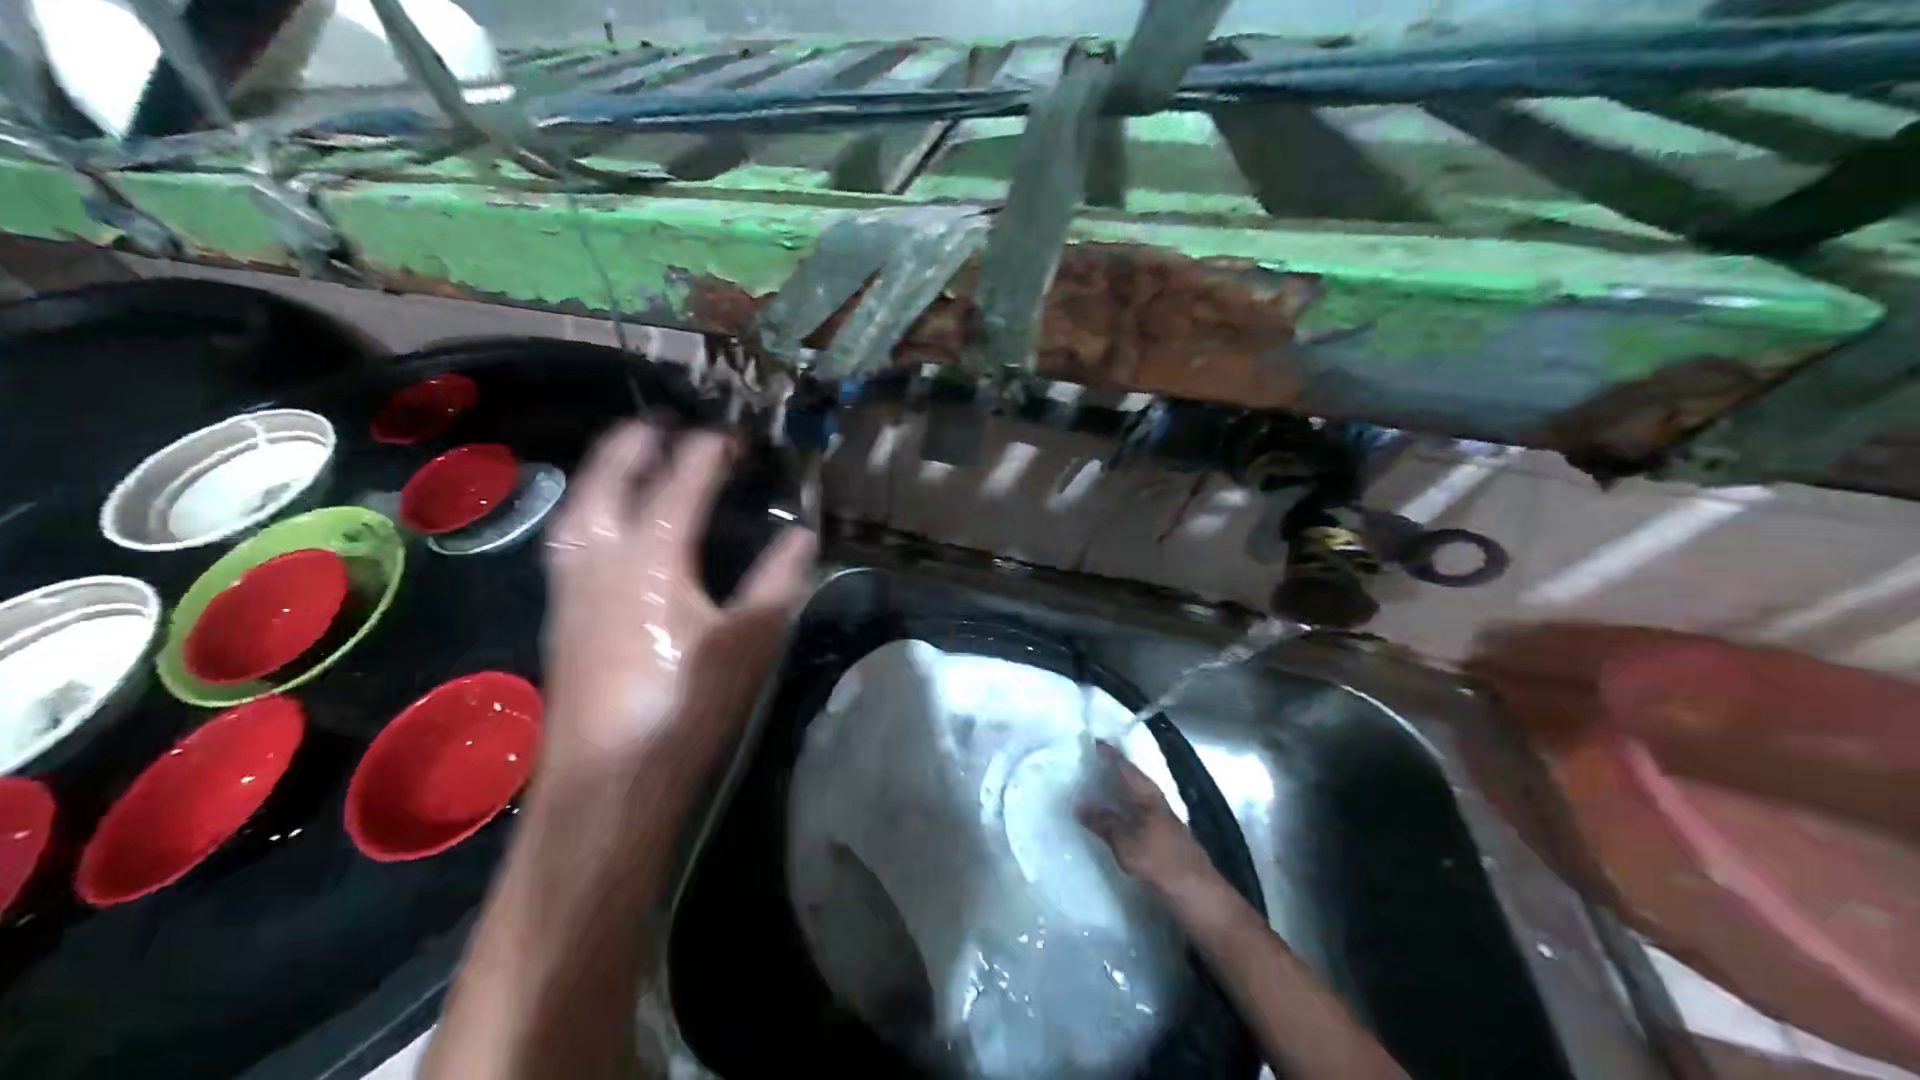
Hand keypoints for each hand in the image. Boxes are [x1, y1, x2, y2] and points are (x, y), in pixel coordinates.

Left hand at [540, 422, 814, 777]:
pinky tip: (601, 534)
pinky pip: (567, 547)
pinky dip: (585, 517)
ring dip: (599, 478)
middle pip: (606, 486)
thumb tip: (803, 536)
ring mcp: (572, 594)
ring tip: (622, 462)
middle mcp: (600, 565)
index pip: (679, 488)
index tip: (729, 436)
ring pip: (574, 515)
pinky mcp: (562, 624)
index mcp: (650, 563)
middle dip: (631, 448)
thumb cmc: (686, 710)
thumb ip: (778, 584)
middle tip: (658, 425)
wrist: (610, 787)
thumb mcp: (749, 646)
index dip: (705, 456)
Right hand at [1077, 740, 1217, 898]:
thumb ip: (1102, 820)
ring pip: (1134, 795)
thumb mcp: (1123, 840)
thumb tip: (1078, 803)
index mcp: (1147, 793)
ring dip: (1117, 790)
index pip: (1124, 765)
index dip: (1108, 754)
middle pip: (1131, 778)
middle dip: (1112, 770)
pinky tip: (1112, 816)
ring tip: (1094, 787)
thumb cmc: (1157, 859)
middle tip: (1088, 764)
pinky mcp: (1162, 836)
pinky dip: (1122, 808)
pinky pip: (1136, 812)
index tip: (1091, 742)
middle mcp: (1155, 800)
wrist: (1194, 891)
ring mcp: (1161, 818)